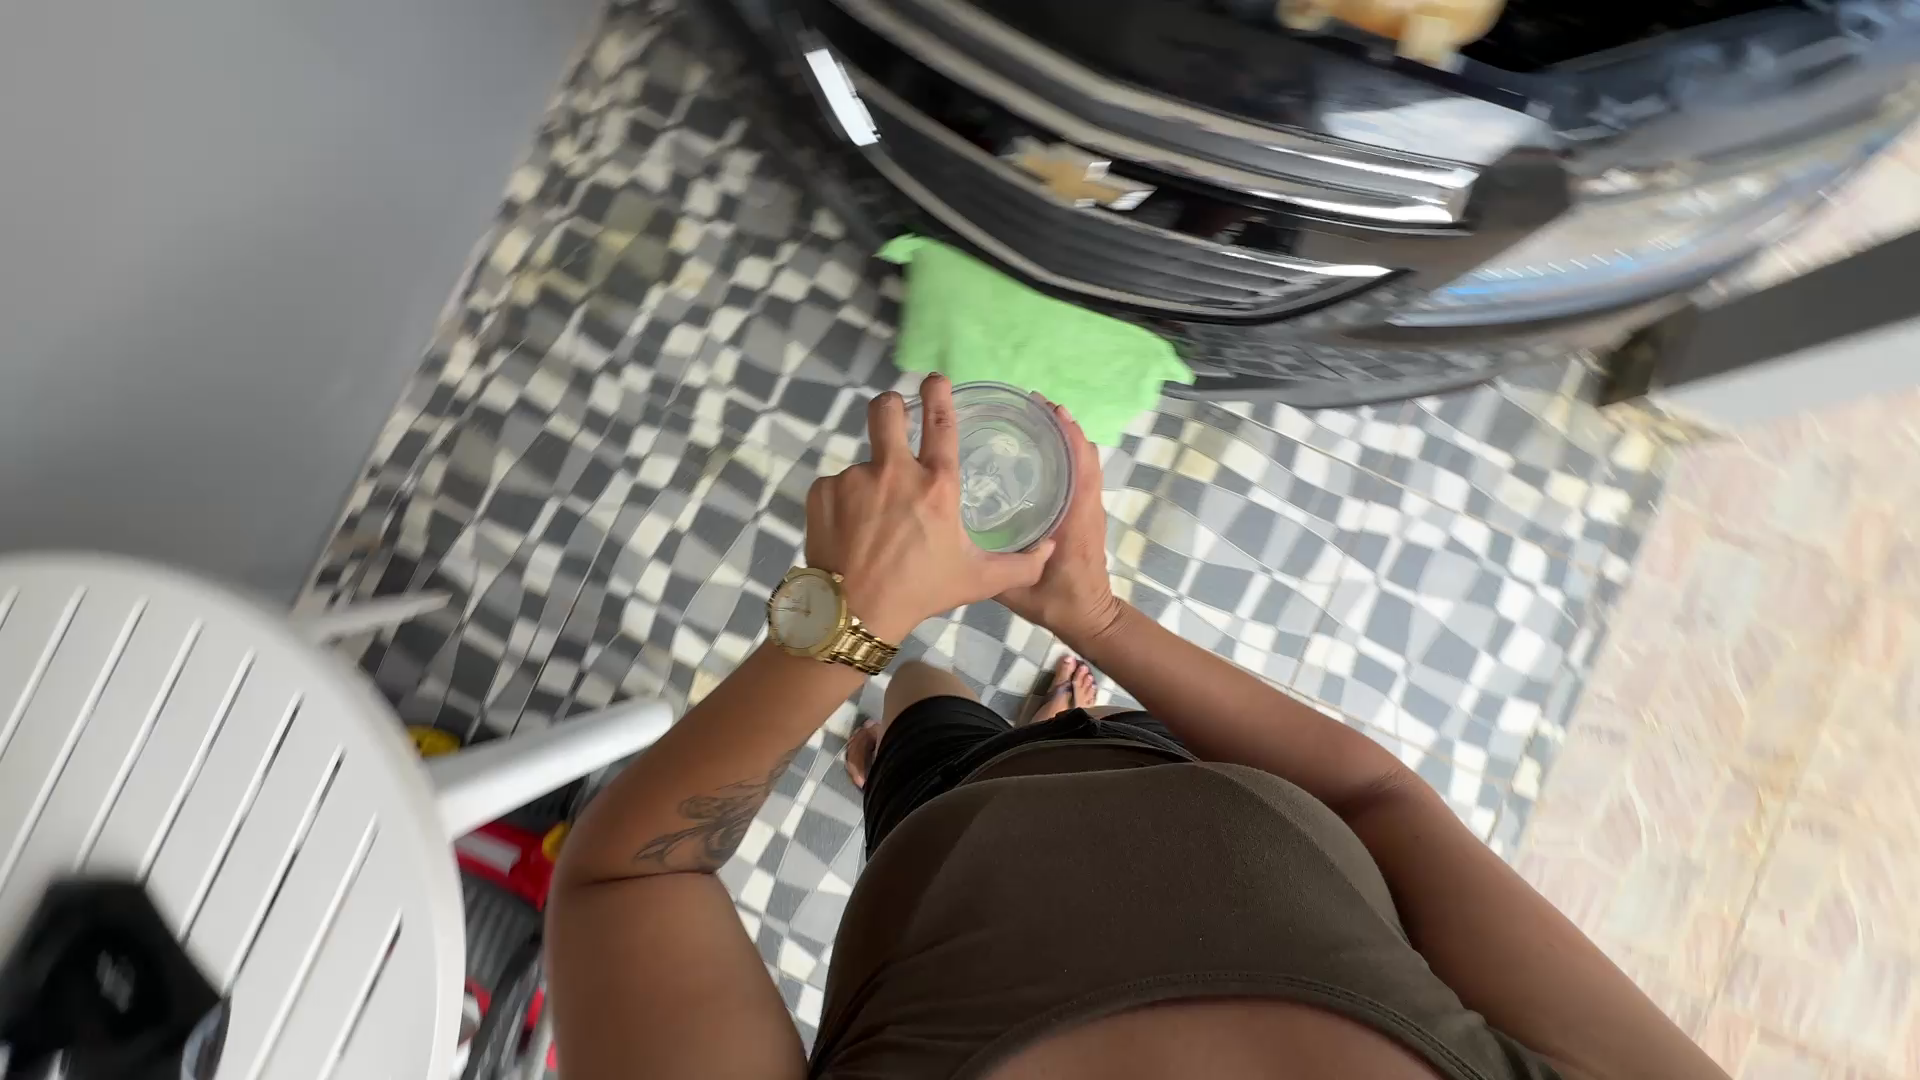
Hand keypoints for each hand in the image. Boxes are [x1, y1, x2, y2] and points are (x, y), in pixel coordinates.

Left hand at [805, 374, 1053, 641]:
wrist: (854, 614)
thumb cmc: (922, 592)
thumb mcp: (978, 580)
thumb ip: (1021, 565)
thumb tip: (1051, 550)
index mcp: (937, 485)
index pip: (940, 422)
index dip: (939, 394)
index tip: (936, 380)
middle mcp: (894, 471)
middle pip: (887, 410)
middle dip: (891, 406)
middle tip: (894, 416)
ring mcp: (853, 479)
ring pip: (864, 463)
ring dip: (870, 481)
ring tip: (871, 520)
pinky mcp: (822, 492)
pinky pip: (836, 487)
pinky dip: (843, 503)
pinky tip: (849, 531)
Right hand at [995, 402, 1124, 645]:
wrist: (1089, 619)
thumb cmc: (1057, 602)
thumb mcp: (1017, 586)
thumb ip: (992, 563)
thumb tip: (955, 539)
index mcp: (1076, 515)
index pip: (1080, 461)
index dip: (1065, 430)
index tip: (1041, 406)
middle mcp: (1087, 505)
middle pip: (1083, 452)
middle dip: (1060, 424)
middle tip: (1025, 406)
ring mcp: (1088, 509)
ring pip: (1084, 461)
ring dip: (1064, 437)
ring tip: (1030, 420)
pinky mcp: (1084, 515)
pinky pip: (1081, 474)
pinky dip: (1067, 454)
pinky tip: (1037, 452)